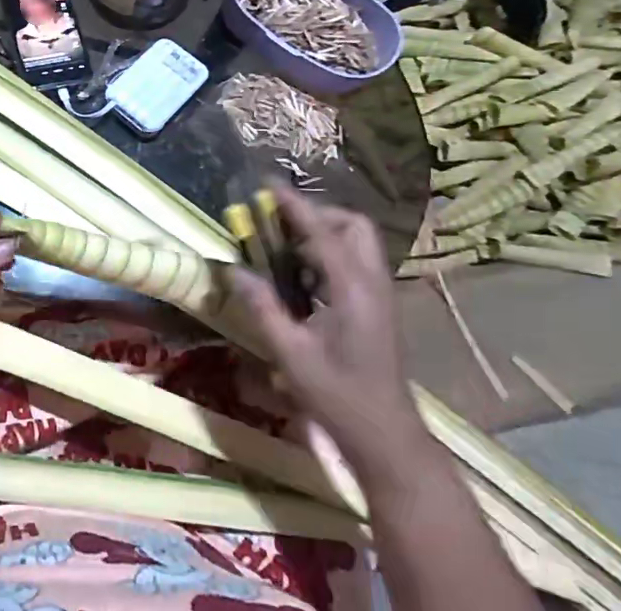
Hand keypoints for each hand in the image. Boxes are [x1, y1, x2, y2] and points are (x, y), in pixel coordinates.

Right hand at [229, 187, 425, 468]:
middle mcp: (372, 283)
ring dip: (322, 233)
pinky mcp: (377, 307)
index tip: (267, 184)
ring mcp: (379, 295)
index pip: (322, 231)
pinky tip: (300, 276)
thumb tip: (234, 270)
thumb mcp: (290, 354)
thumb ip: (263, 307)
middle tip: (279, 223)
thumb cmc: (338, 396)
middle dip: (317, 214)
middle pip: (353, 225)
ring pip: (357, 242)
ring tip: (283, 247)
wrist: (386, 436)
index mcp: (352, 290)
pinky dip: (327, 254)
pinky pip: (354, 262)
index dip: (294, 205)